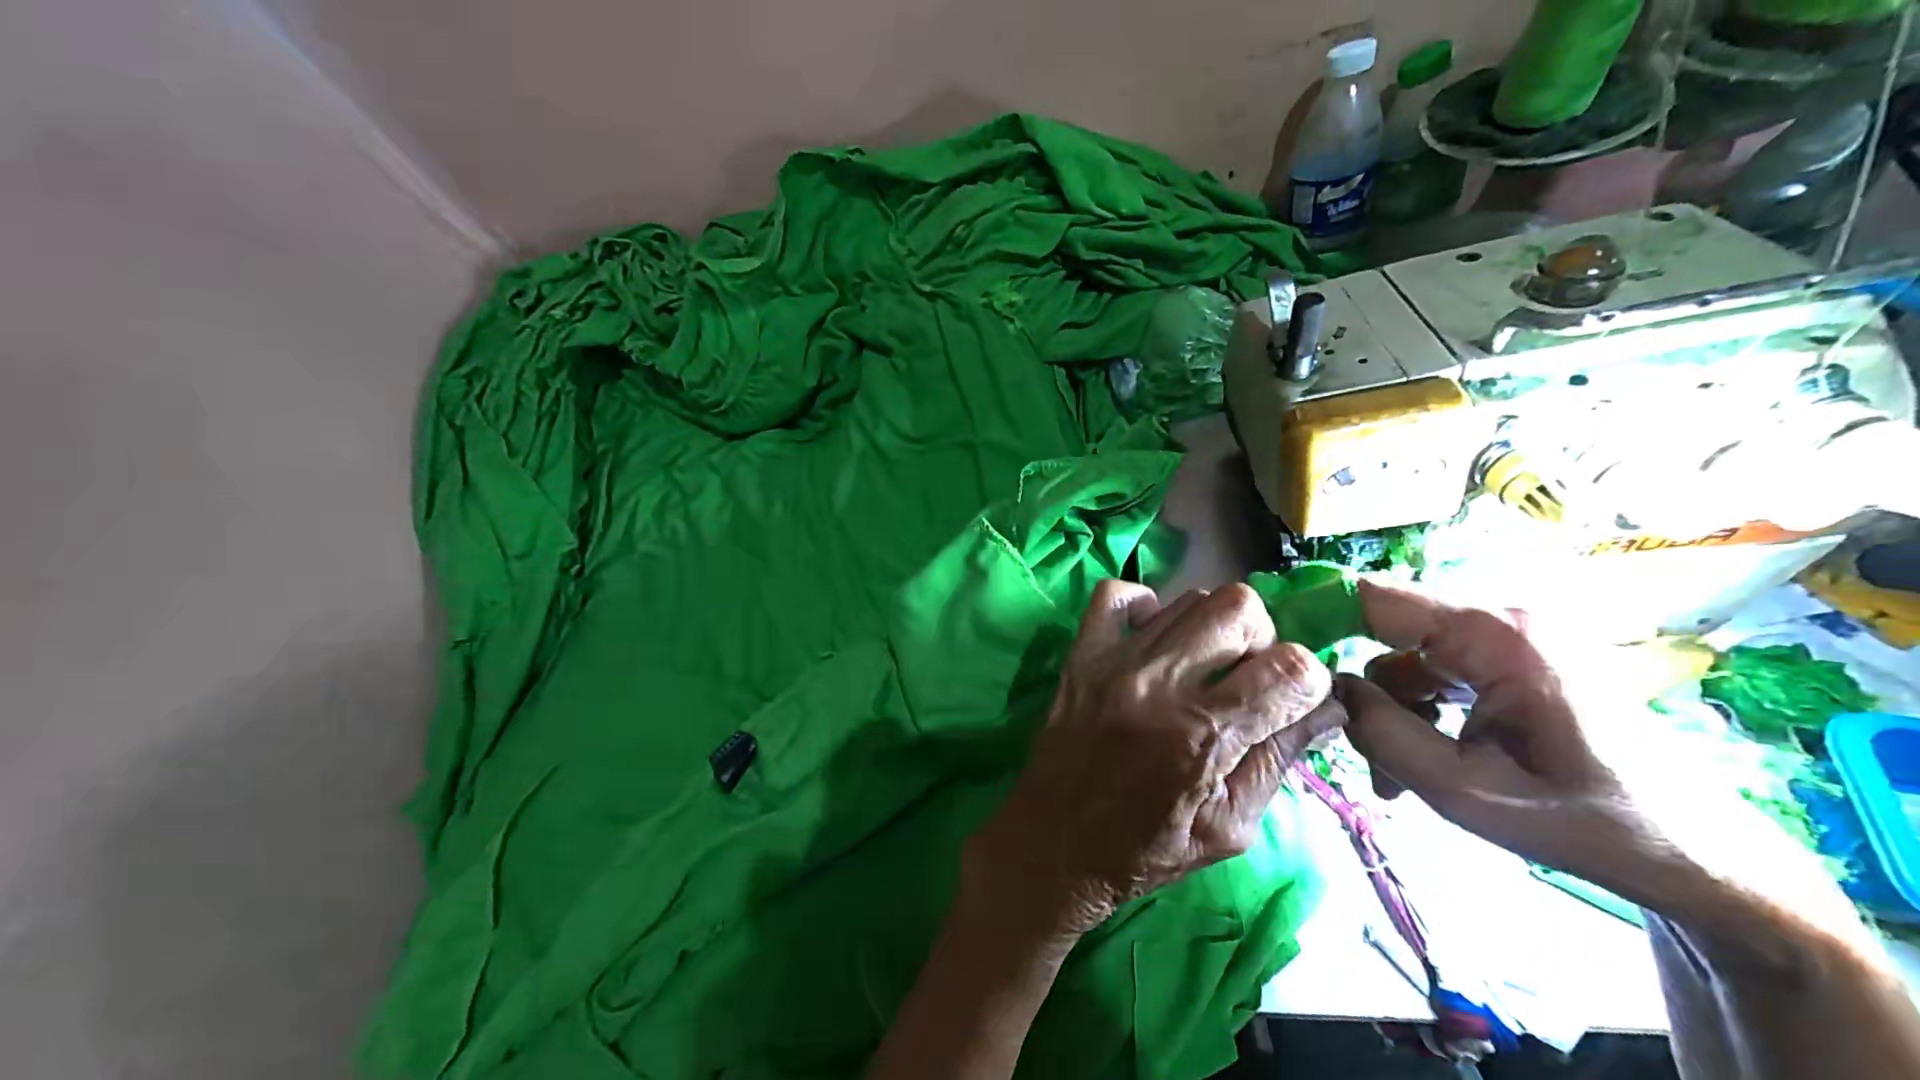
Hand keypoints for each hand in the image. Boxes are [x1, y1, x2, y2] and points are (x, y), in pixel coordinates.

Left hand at [965, 580, 1345, 941]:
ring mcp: (1114, 661)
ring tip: (1200, 666)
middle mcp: (1160, 684)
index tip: (1292, 702)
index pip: (1291, 667)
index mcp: (1204, 735)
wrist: (1053, 843)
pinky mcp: (1080, 653)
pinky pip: (1117, 594)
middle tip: (1246, 678)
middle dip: (1262, 639)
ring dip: (1210, 627)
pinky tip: (1154, 641)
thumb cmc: (1145, 849)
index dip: (1308, 682)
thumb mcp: (1230, 827)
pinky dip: (1146, 607)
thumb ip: (1280, 759)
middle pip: (1240, 606)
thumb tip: (1330, 707)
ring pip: (1188, 596)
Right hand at [1337, 580, 1679, 906]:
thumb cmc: (1587, 822)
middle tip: (1358, 752)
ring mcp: (1513, 639)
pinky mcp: (1518, 661)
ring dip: (1394, 714)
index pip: (1375, 597)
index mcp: (1496, 636)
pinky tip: (1430, 764)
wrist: (1697, 857)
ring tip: (1400, 779)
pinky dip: (1423, 714)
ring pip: (1410, 661)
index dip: (1318, 617)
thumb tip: (1326, 691)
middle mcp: (1503, 620)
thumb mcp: (1464, 791)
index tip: (1277, 655)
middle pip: (1390, 635)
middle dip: (1366, 692)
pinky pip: (1442, 675)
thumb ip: (1381, 735)